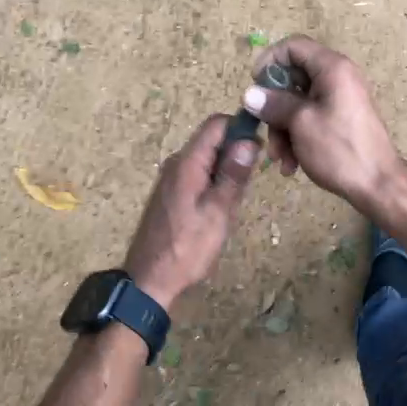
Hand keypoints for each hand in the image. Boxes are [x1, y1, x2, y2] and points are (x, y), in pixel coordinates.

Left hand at [121, 114, 258, 307]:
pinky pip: (197, 175)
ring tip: (235, 201)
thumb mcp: (218, 212)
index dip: (240, 128)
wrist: (147, 284)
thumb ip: (234, 175)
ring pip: (206, 159)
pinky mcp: (170, 194)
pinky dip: (213, 183)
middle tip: (249, 183)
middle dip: (235, 153)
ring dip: (225, 171)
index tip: (259, 149)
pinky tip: (219, 210)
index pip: (216, 124)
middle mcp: (176, 163)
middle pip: (211, 140)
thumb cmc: (186, 248)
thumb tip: (250, 140)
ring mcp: (171, 179)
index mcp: (187, 162)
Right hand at [242, 35, 406, 216]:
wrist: (379, 185)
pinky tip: (292, 164)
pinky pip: (311, 116)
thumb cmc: (340, 149)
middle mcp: (338, 76)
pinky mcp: (341, 118)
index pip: (293, 46)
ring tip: (280, 159)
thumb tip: (249, 93)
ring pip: (298, 101)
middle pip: (293, 77)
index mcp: (332, 67)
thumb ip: (274, 103)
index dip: (270, 60)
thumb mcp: (301, 124)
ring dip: (283, 128)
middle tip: (264, 131)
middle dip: (274, 106)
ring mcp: (340, 98)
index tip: (254, 85)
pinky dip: (297, 135)